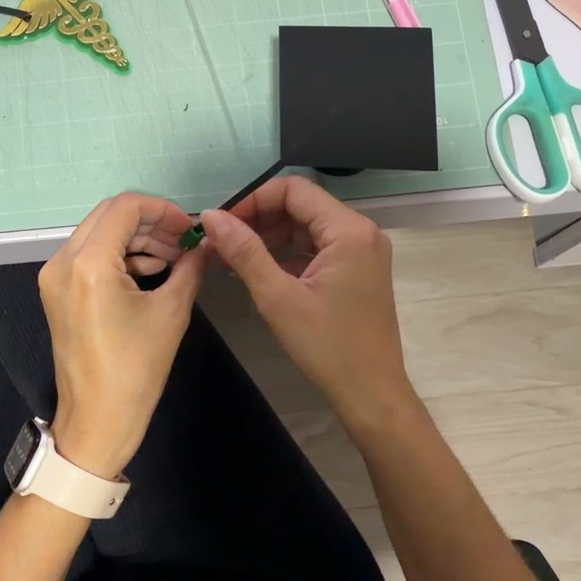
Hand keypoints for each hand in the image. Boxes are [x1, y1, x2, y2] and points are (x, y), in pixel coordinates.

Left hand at [40, 193, 208, 477]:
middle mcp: (63, 262)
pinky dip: (119, 257)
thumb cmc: (136, 371)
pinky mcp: (57, 293)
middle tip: (184, 243)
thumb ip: (190, 268)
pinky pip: (89, 257)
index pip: (125, 208)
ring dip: (136, 240)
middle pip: (109, 216)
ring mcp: (55, 277)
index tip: (190, 230)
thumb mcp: (170, 313)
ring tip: (174, 260)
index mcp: (89, 264)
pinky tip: (150, 272)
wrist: (97, 419)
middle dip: (150, 223)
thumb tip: (206, 244)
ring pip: (98, 235)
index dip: (163, 210)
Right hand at [198, 175, 411, 426]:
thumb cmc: (326, 345)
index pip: (294, 190)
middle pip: (301, 206)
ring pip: (306, 228)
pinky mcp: (357, 271)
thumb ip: (244, 252)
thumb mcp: (277, 297)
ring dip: (269, 237)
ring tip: (231, 258)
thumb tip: (211, 216)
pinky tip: (257, 271)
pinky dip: (286, 254)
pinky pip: (316, 249)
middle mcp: (361, 232)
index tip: (221, 224)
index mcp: (349, 231)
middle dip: (258, 219)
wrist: (369, 390)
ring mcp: (361, 252)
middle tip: (220, 243)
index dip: (252, 200)